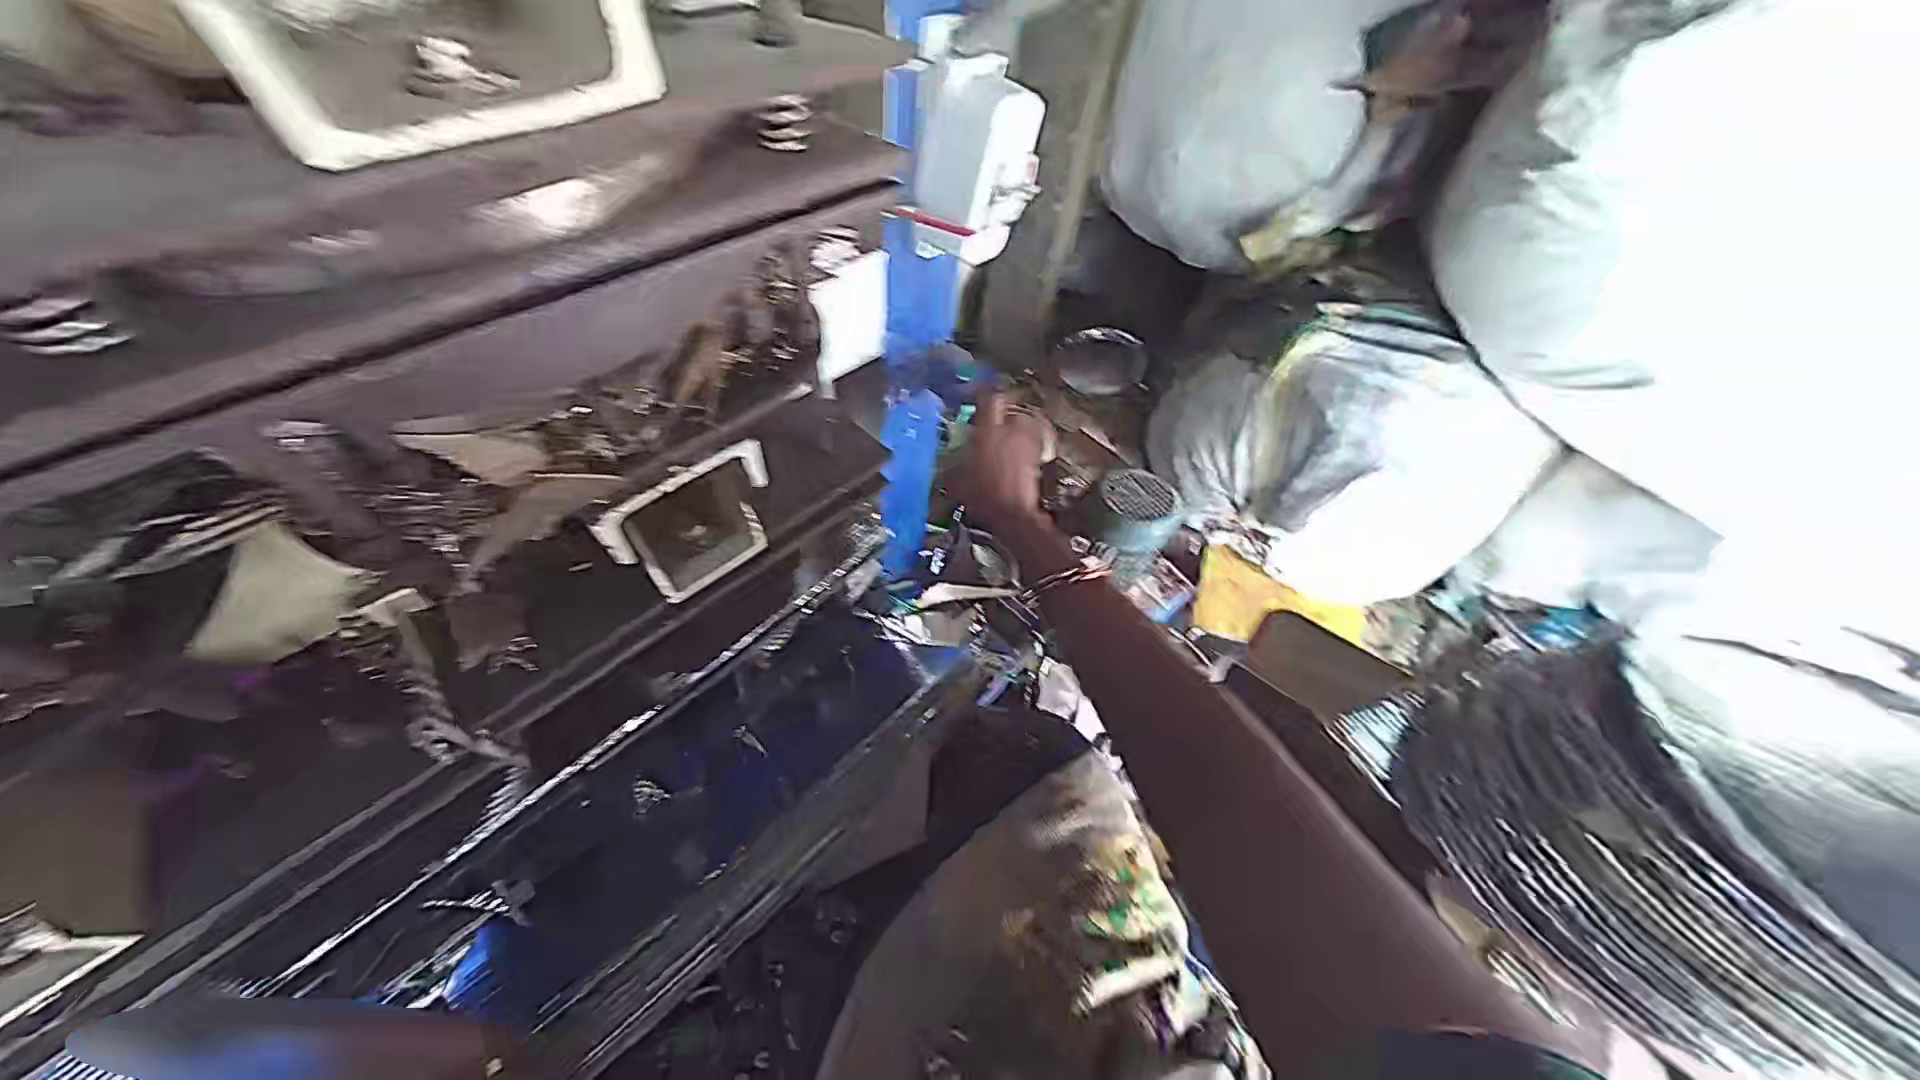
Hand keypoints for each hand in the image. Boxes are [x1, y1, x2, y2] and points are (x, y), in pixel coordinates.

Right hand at [957, 391, 1049, 529]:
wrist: (1013, 516)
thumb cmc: (983, 497)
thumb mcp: (957, 481)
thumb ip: (952, 466)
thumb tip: (944, 465)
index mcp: (988, 431)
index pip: (989, 397)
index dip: (983, 390)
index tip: (976, 392)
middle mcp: (1011, 431)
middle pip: (1009, 407)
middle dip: (1000, 411)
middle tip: (989, 420)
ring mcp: (1027, 443)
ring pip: (1023, 423)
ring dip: (1014, 426)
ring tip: (1003, 438)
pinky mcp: (1037, 457)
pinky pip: (1030, 442)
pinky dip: (1023, 444)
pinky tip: (1013, 456)